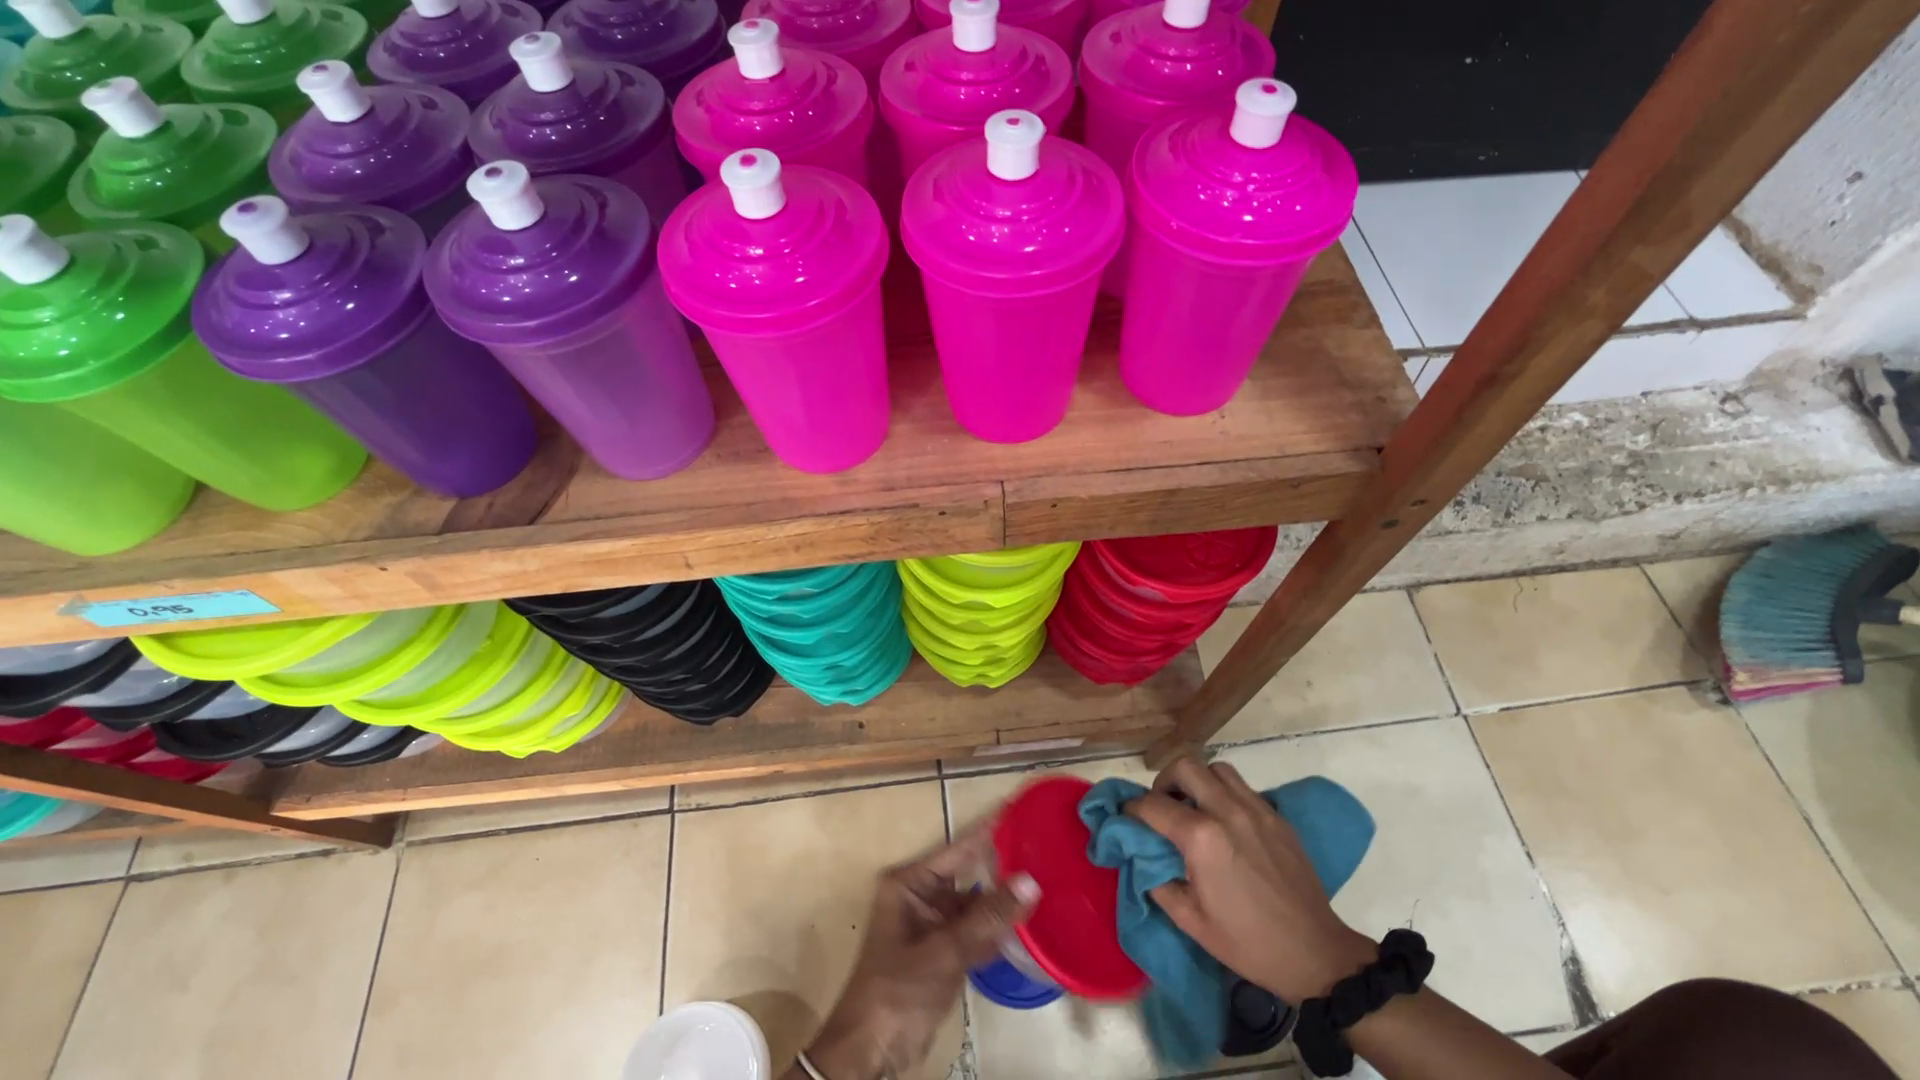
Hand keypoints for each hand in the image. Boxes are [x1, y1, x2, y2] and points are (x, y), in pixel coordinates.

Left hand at [804, 821, 1039, 1079]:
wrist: (871, 1051)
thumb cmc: (897, 991)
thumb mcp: (944, 951)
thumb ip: (988, 917)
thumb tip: (1031, 882)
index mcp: (911, 884)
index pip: (960, 848)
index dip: (991, 831)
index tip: (1024, 810)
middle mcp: (922, 898)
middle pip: (972, 876)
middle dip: (1006, 868)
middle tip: (1051, 852)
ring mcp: (935, 927)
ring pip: (979, 906)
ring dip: (1007, 902)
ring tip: (1052, 883)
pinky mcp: (945, 954)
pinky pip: (979, 933)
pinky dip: (1001, 932)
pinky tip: (1033, 926)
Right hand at [1128, 756, 1375, 1002]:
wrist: (1313, 953)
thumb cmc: (1246, 943)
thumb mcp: (1189, 919)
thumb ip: (1157, 880)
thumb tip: (1141, 856)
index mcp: (1202, 838)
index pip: (1153, 805)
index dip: (1131, 809)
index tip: (1125, 818)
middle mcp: (1228, 812)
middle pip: (1185, 767)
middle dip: (1164, 782)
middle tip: (1161, 808)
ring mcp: (1258, 810)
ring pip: (1217, 769)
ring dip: (1197, 781)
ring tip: (1193, 809)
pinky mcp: (1278, 818)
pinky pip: (1243, 788)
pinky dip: (1225, 794)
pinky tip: (1225, 824)